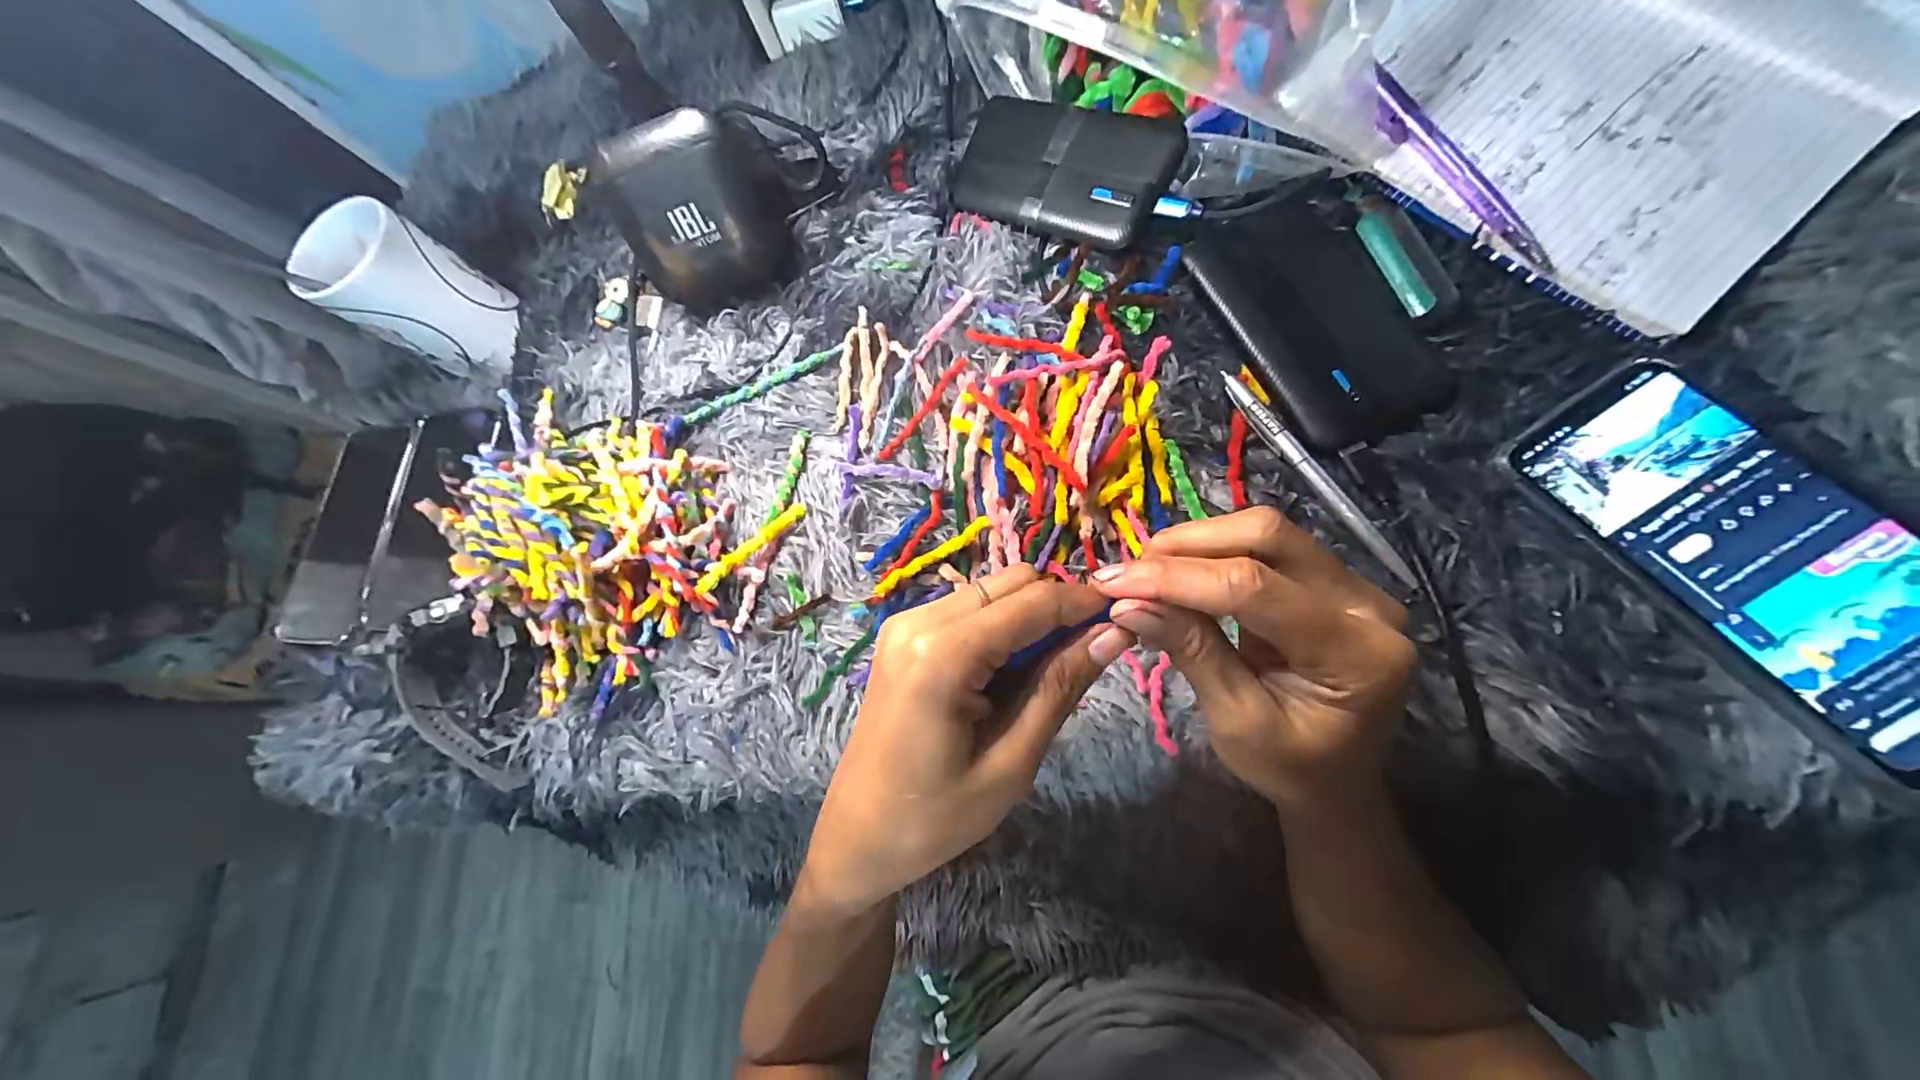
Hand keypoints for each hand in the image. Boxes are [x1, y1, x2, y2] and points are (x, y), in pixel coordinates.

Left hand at [800, 565, 1133, 912]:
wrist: (857, 837)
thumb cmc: (934, 819)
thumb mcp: (1010, 762)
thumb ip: (1061, 687)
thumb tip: (1114, 634)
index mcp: (942, 654)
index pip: (1033, 602)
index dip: (1086, 602)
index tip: (1130, 616)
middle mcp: (918, 620)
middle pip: (1012, 582)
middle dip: (1059, 606)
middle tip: (1092, 651)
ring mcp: (905, 623)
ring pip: (992, 590)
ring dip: (1031, 616)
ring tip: (1052, 671)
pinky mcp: (903, 634)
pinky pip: (969, 609)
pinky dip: (1002, 626)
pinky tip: (1012, 671)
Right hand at [1090, 507, 1415, 811]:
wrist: (1337, 781)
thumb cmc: (1289, 767)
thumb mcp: (1235, 720)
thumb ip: (1191, 650)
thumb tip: (1127, 604)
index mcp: (1357, 654)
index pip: (1255, 588)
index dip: (1177, 579)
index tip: (1114, 584)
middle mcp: (1367, 604)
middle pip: (1266, 537)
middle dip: (1187, 546)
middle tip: (1130, 574)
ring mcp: (1353, 586)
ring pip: (1264, 532)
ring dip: (1195, 544)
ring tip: (1147, 573)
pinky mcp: (1331, 581)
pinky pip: (1267, 547)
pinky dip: (1213, 553)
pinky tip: (1179, 574)